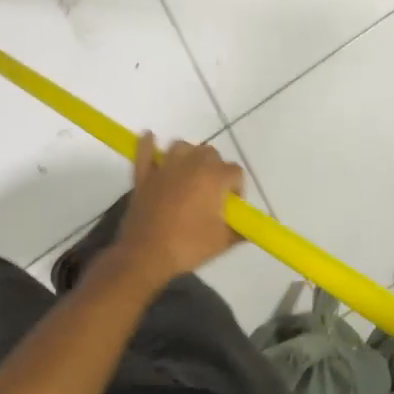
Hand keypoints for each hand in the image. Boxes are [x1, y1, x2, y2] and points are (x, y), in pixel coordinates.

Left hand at [113, 133, 243, 279]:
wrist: (145, 255)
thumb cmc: (187, 247)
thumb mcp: (222, 242)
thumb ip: (240, 231)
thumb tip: (249, 230)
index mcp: (213, 177)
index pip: (235, 172)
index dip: (236, 189)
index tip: (230, 208)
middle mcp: (190, 164)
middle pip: (210, 154)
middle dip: (214, 170)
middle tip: (211, 194)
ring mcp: (164, 168)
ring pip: (180, 147)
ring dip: (188, 156)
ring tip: (189, 175)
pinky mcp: (143, 176)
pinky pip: (144, 152)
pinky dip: (147, 144)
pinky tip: (150, 138)